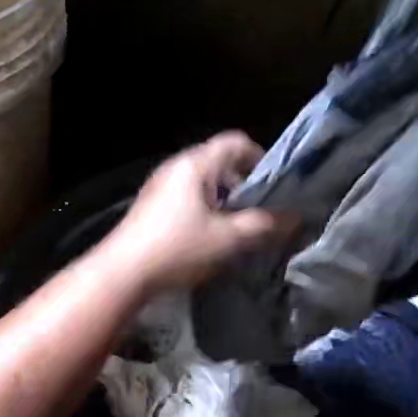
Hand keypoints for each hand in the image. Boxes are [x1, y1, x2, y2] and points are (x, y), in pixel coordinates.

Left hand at [95, 132, 290, 291]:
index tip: (273, 187)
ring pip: (201, 185)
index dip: (259, 158)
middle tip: (257, 213)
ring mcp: (158, 188)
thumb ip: (264, 225)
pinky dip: (202, 213)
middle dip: (242, 186)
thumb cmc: (177, 249)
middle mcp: (174, 168)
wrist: (121, 274)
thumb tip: (295, 217)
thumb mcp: (227, 239)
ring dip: (222, 203)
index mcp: (194, 164)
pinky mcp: (149, 209)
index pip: (235, 142)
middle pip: (218, 163)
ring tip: (234, 231)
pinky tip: (207, 240)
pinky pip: (184, 201)